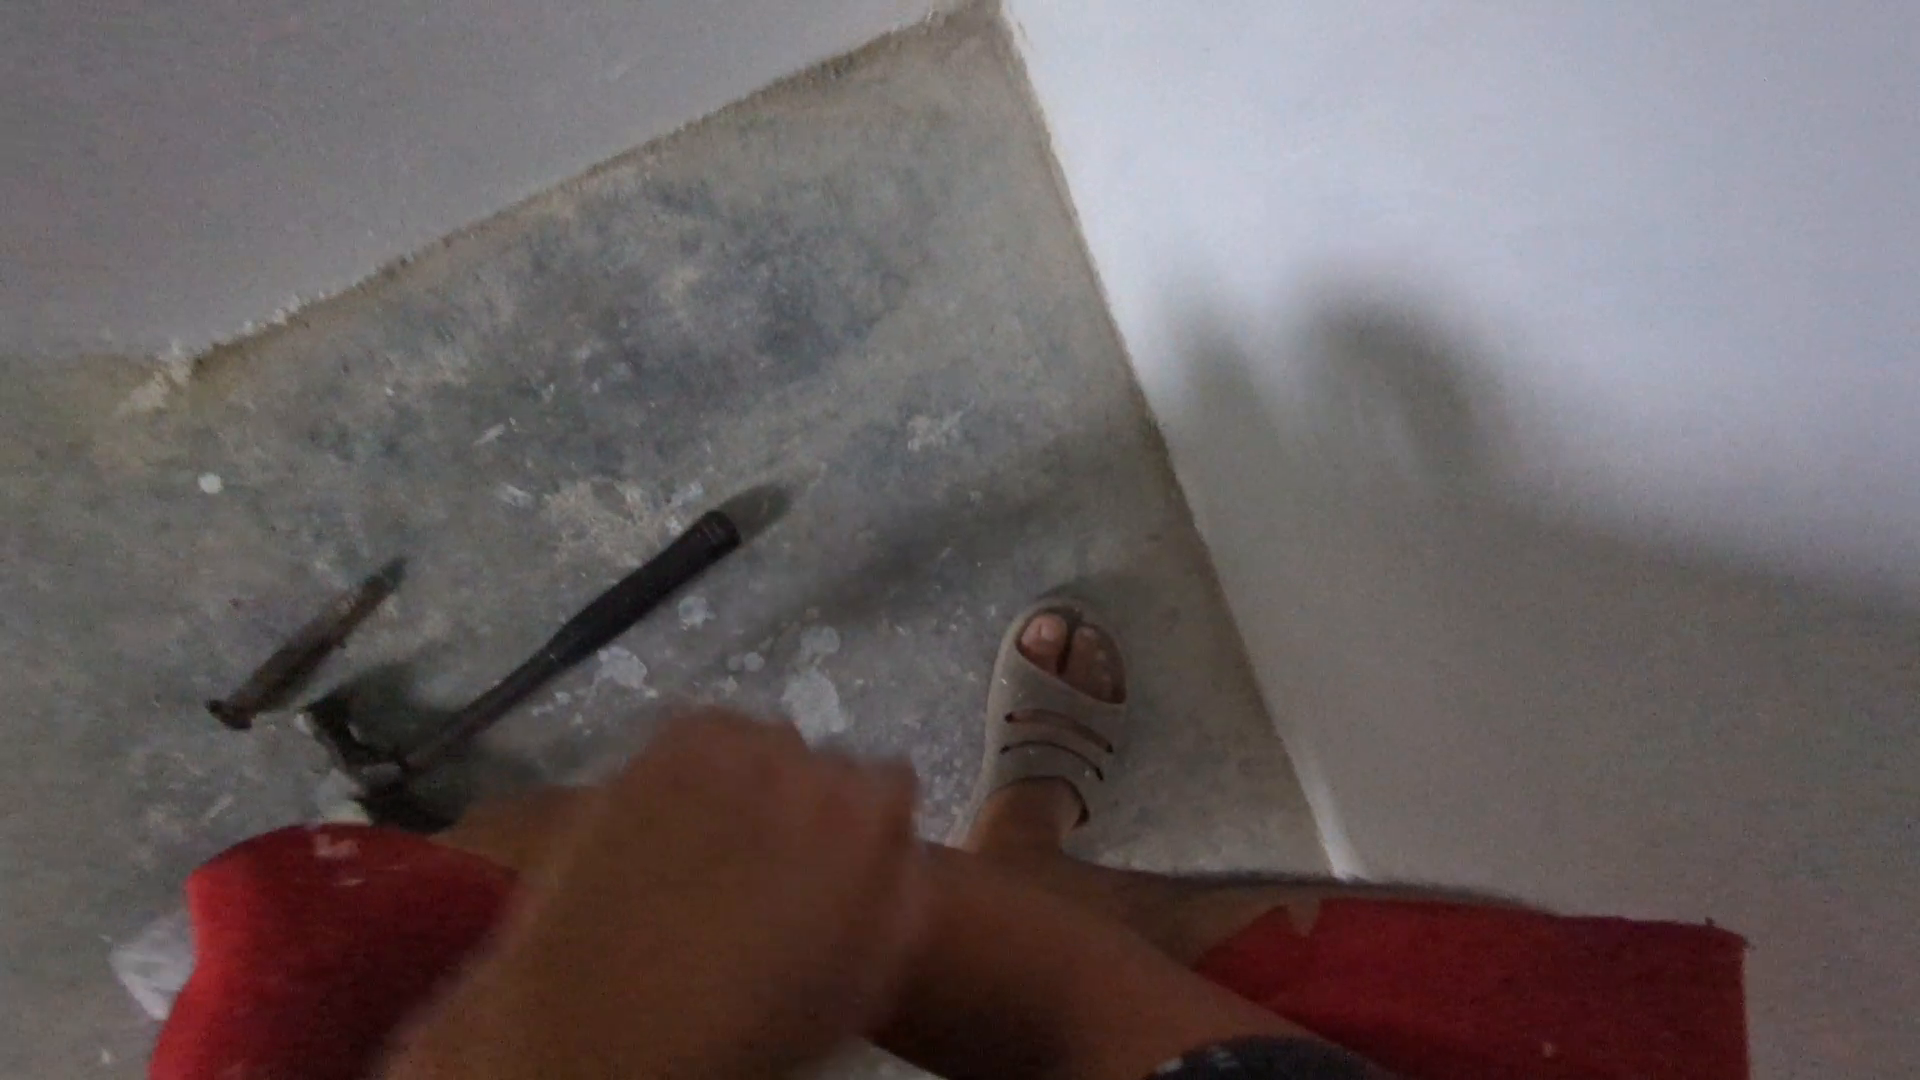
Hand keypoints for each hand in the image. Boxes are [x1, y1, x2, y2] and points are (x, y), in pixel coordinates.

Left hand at [386, 709, 926, 1079]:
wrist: (604, 1027)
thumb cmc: (746, 1019)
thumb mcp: (861, 979)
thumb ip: (903, 893)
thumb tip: (903, 840)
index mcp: (867, 816)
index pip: (893, 779)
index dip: (867, 818)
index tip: (837, 851)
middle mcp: (813, 762)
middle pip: (828, 761)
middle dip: (810, 798)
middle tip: (768, 854)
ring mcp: (740, 743)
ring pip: (769, 741)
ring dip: (758, 776)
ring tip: (716, 833)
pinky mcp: (675, 738)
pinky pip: (714, 729)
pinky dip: (706, 760)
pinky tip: (677, 811)